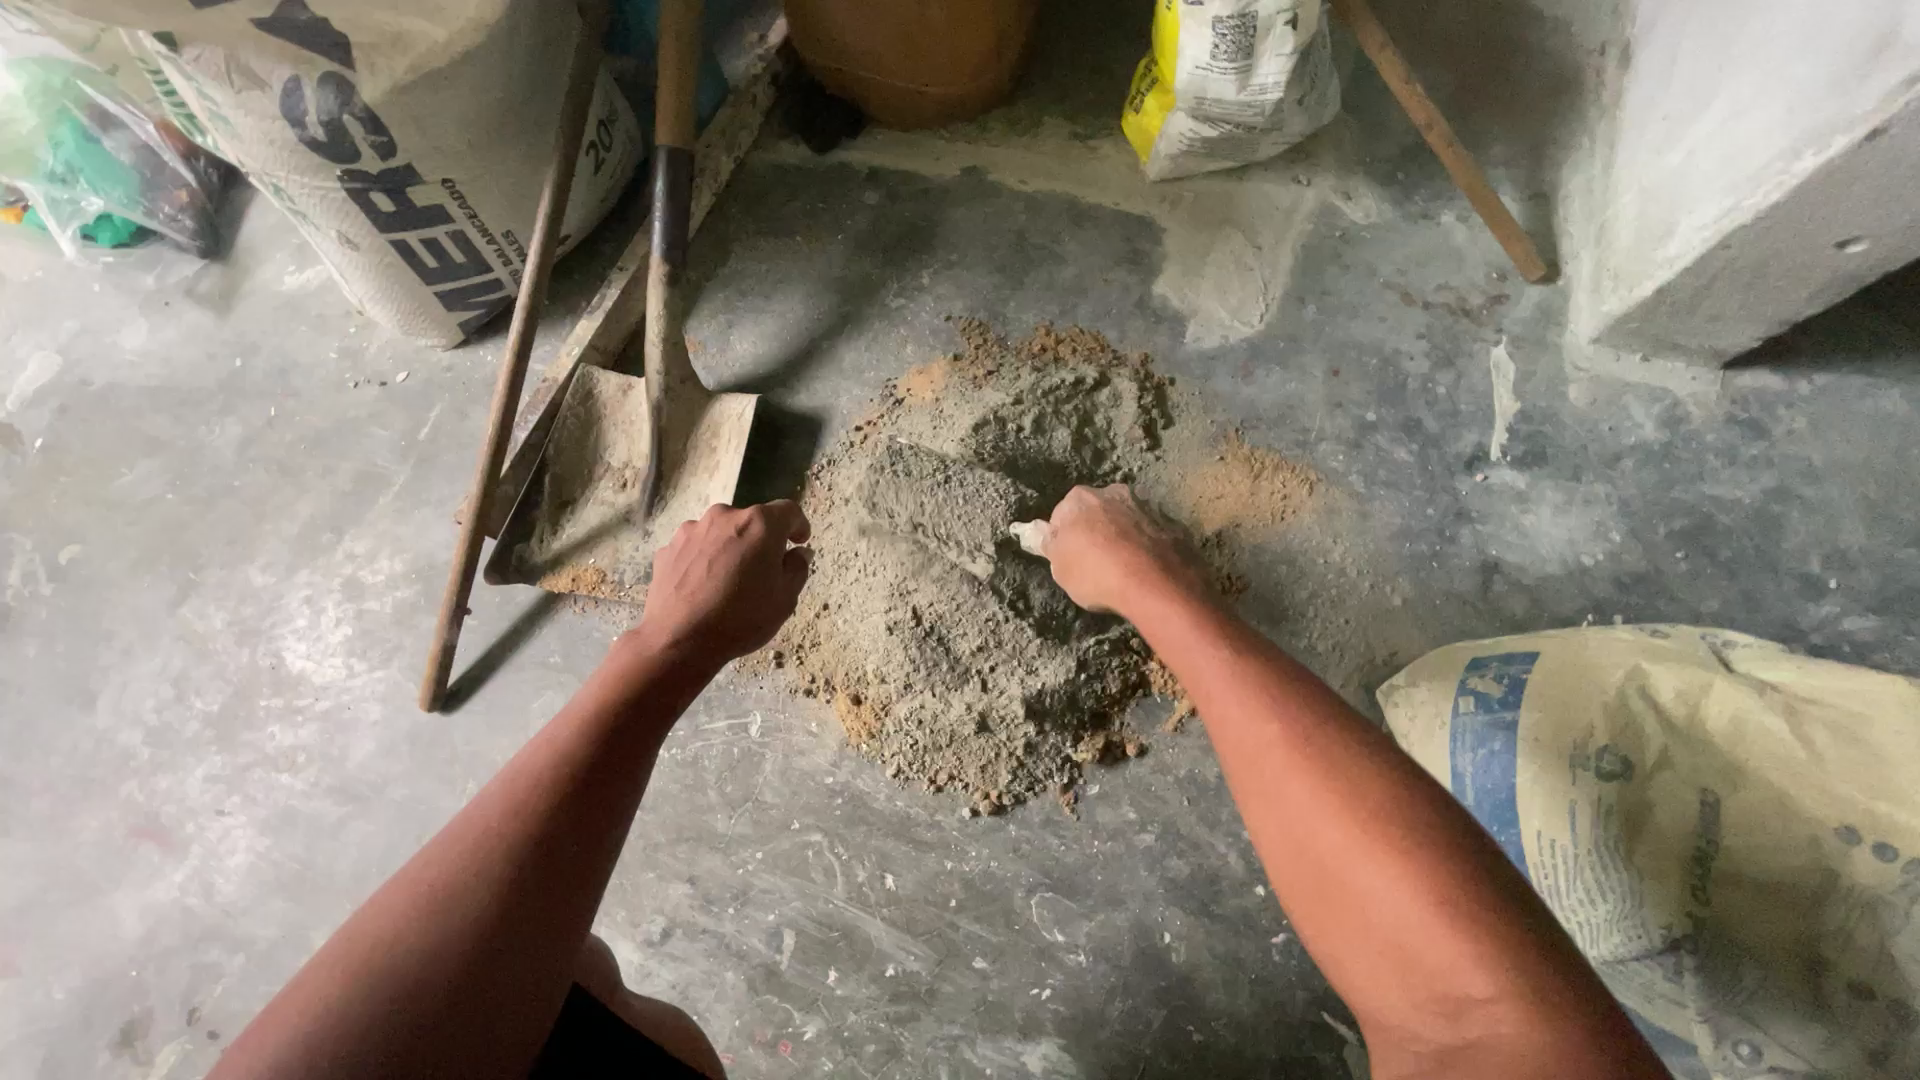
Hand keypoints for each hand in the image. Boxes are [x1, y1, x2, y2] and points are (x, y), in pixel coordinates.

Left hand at [628, 501, 811, 665]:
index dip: (798, 525)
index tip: (800, 542)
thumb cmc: (742, 618)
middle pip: (752, 521)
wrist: (679, 640)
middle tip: (763, 570)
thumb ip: (797, 568)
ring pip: (721, 533)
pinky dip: (705, 559)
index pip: (788, 511)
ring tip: (729, 580)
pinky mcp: (668, 548)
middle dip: (761, 540)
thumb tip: (798, 553)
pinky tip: (703, 586)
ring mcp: (692, 530)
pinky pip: (696, 547)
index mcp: (760, 524)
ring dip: (731, 548)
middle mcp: (725, 516)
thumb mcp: (785, 599)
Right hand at [1016, 485, 1210, 618]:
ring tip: (1125, 570)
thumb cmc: (1096, 574)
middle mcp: (1113, 492)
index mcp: (1080, 498)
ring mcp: (1147, 505)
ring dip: (1123, 537)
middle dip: (1096, 532)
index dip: (1064, 539)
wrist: (1156, 584)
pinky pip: (1152, 533)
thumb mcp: (1059, 568)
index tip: (1069, 560)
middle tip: (1096, 565)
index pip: (1062, 515)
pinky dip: (1147, 546)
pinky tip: (1147, 570)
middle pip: (1097, 513)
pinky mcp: (1173, 523)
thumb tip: (1040, 533)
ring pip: (1127, 520)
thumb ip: (1049, 545)